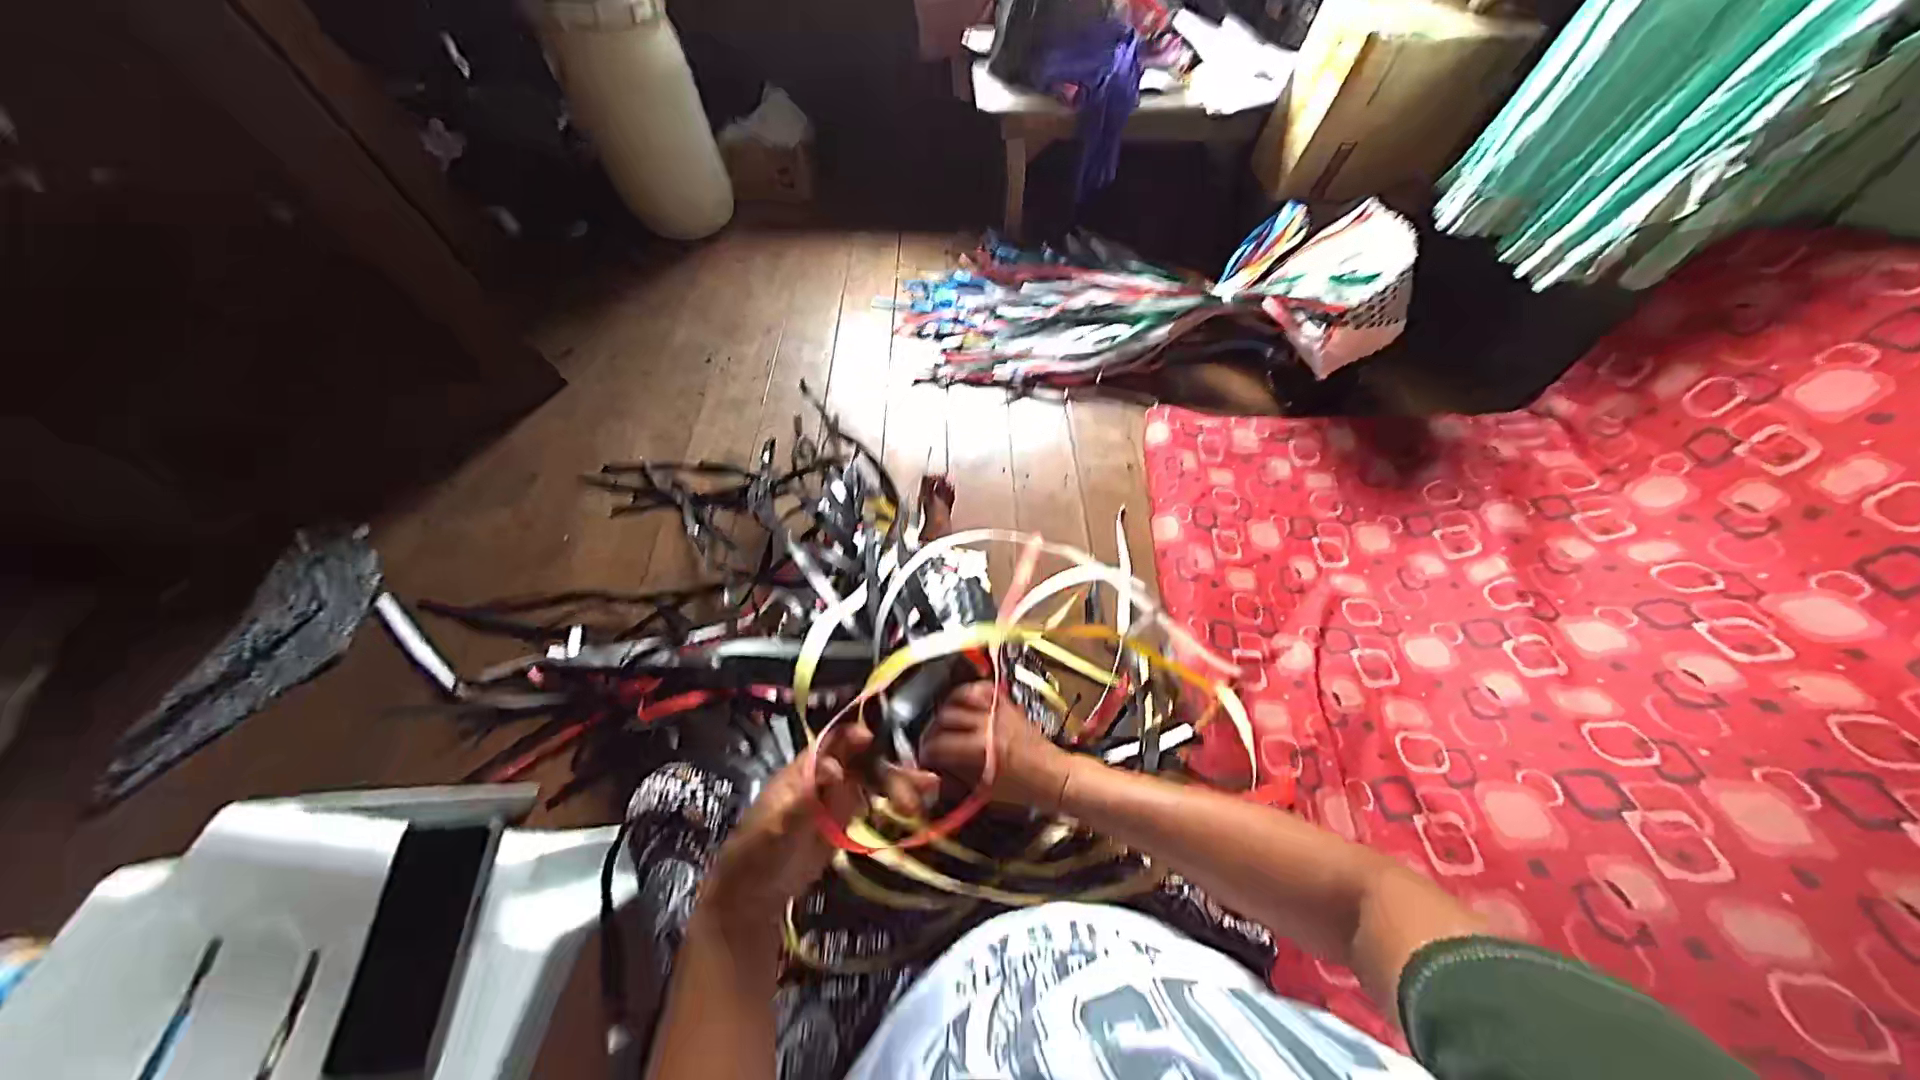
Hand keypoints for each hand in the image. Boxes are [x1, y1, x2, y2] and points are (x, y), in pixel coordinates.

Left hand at [703, 720, 937, 921]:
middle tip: (918, 776)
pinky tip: (917, 800)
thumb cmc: (756, 854)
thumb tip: (834, 767)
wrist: (753, 897)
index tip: (875, 739)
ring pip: (872, 781)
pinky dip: (894, 800)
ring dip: (898, 781)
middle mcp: (823, 778)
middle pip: (861, 761)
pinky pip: (872, 803)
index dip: (853, 737)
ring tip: (929, 786)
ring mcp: (835, 799)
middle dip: (888, 765)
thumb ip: (806, 798)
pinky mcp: (844, 821)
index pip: (832, 743)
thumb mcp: (775, 827)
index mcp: (802, 771)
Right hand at [920, 680, 1075, 809]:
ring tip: (942, 720)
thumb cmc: (1022, 789)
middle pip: (946, 717)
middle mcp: (988, 724)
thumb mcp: (986, 791)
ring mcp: (999, 710)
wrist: (1054, 776)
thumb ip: (958, 776)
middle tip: (929, 740)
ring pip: (961, 697)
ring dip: (946, 708)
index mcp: (982, 749)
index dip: (927, 752)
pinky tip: (963, 702)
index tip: (922, 758)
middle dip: (932, 730)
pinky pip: (983, 689)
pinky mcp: (1008, 704)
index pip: (942, 744)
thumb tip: (936, 768)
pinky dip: (969, 692)